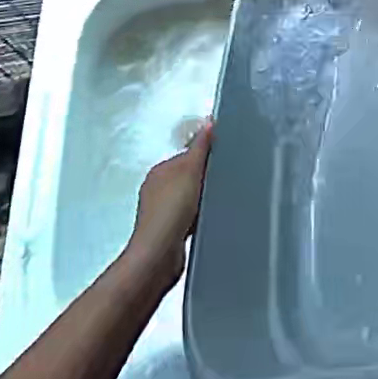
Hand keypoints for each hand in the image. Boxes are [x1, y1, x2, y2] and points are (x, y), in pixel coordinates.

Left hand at [123, 119, 211, 284]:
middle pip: (187, 177)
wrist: (159, 255)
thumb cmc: (172, 209)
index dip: (204, 157)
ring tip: (213, 204)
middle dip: (202, 180)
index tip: (221, 162)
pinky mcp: (167, 233)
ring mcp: (160, 213)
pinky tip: (205, 222)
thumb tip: (209, 123)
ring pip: (187, 199)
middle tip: (220, 183)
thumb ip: (201, 147)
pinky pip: (187, 218)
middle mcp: (156, 190)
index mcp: (159, 171)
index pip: (186, 155)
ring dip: (200, 201)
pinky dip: (197, 218)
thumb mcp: (191, 170)